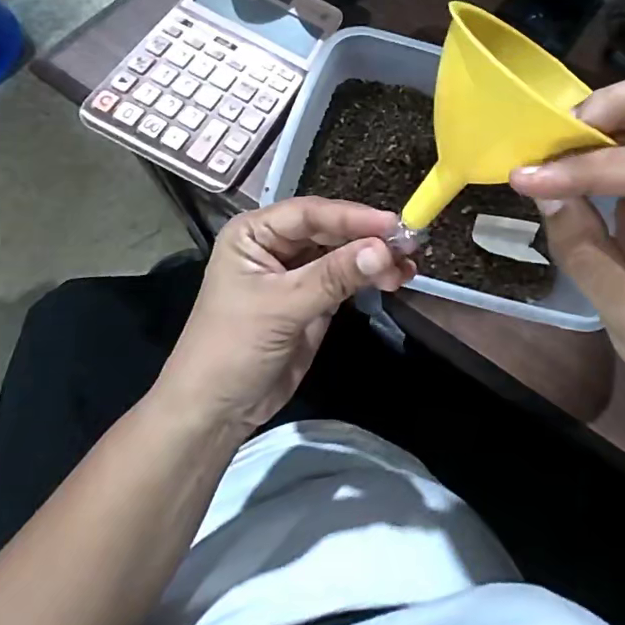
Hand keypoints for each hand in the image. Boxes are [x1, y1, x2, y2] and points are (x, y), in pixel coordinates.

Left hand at [155, 198, 414, 432]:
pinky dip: (370, 278)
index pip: (308, 214)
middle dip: (368, 238)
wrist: (216, 410)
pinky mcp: (311, 299)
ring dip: (374, 258)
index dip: (351, 216)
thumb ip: (333, 277)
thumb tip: (384, 250)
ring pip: (342, 254)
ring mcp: (294, 272)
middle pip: (329, 231)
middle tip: (409, 245)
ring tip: (408, 267)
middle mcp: (274, 244)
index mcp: (254, 233)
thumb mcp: (282, 307)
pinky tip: (396, 279)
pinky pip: (346, 279)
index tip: (392, 223)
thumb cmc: (233, 348)